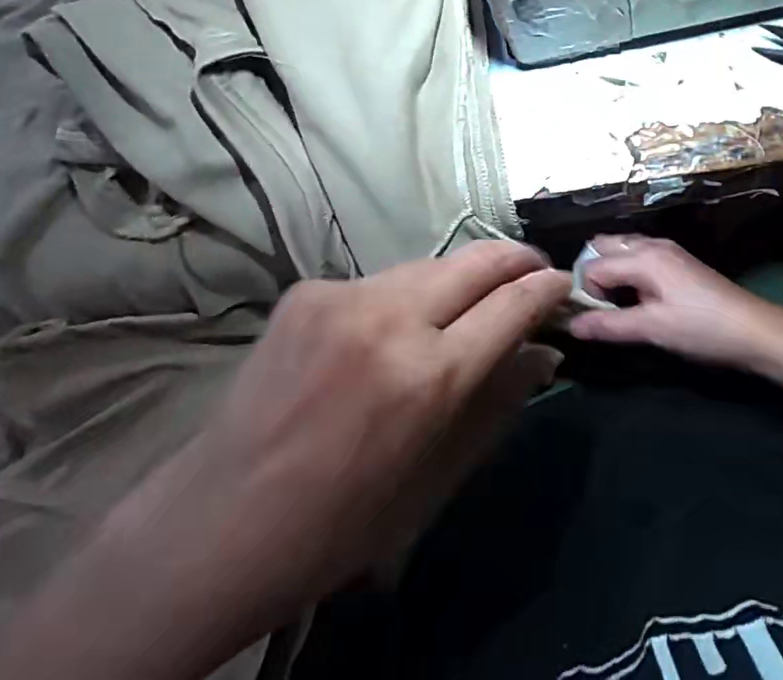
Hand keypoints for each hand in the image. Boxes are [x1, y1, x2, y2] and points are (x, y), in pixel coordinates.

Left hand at [14, 241, 570, 678]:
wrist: (218, 521)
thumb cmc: (342, 521)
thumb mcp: (439, 475)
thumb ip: (501, 402)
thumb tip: (546, 353)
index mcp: (428, 376)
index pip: (512, 305)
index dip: (546, 290)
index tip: (564, 285)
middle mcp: (389, 318)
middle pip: (477, 260)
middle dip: (516, 260)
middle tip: (535, 272)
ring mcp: (342, 297)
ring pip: (430, 264)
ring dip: (462, 277)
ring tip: (471, 301)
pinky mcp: (306, 291)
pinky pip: (380, 281)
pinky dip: (405, 296)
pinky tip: (395, 328)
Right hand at [570, 235, 782, 376]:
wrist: (753, 330)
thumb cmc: (701, 328)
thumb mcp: (652, 330)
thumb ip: (609, 325)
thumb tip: (571, 326)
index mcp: (643, 256)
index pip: (592, 266)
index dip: (584, 293)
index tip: (588, 320)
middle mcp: (652, 245)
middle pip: (604, 247)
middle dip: (592, 274)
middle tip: (597, 308)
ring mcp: (667, 251)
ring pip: (622, 251)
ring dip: (610, 273)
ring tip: (613, 307)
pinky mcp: (678, 263)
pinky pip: (639, 258)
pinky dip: (627, 274)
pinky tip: (635, 301)